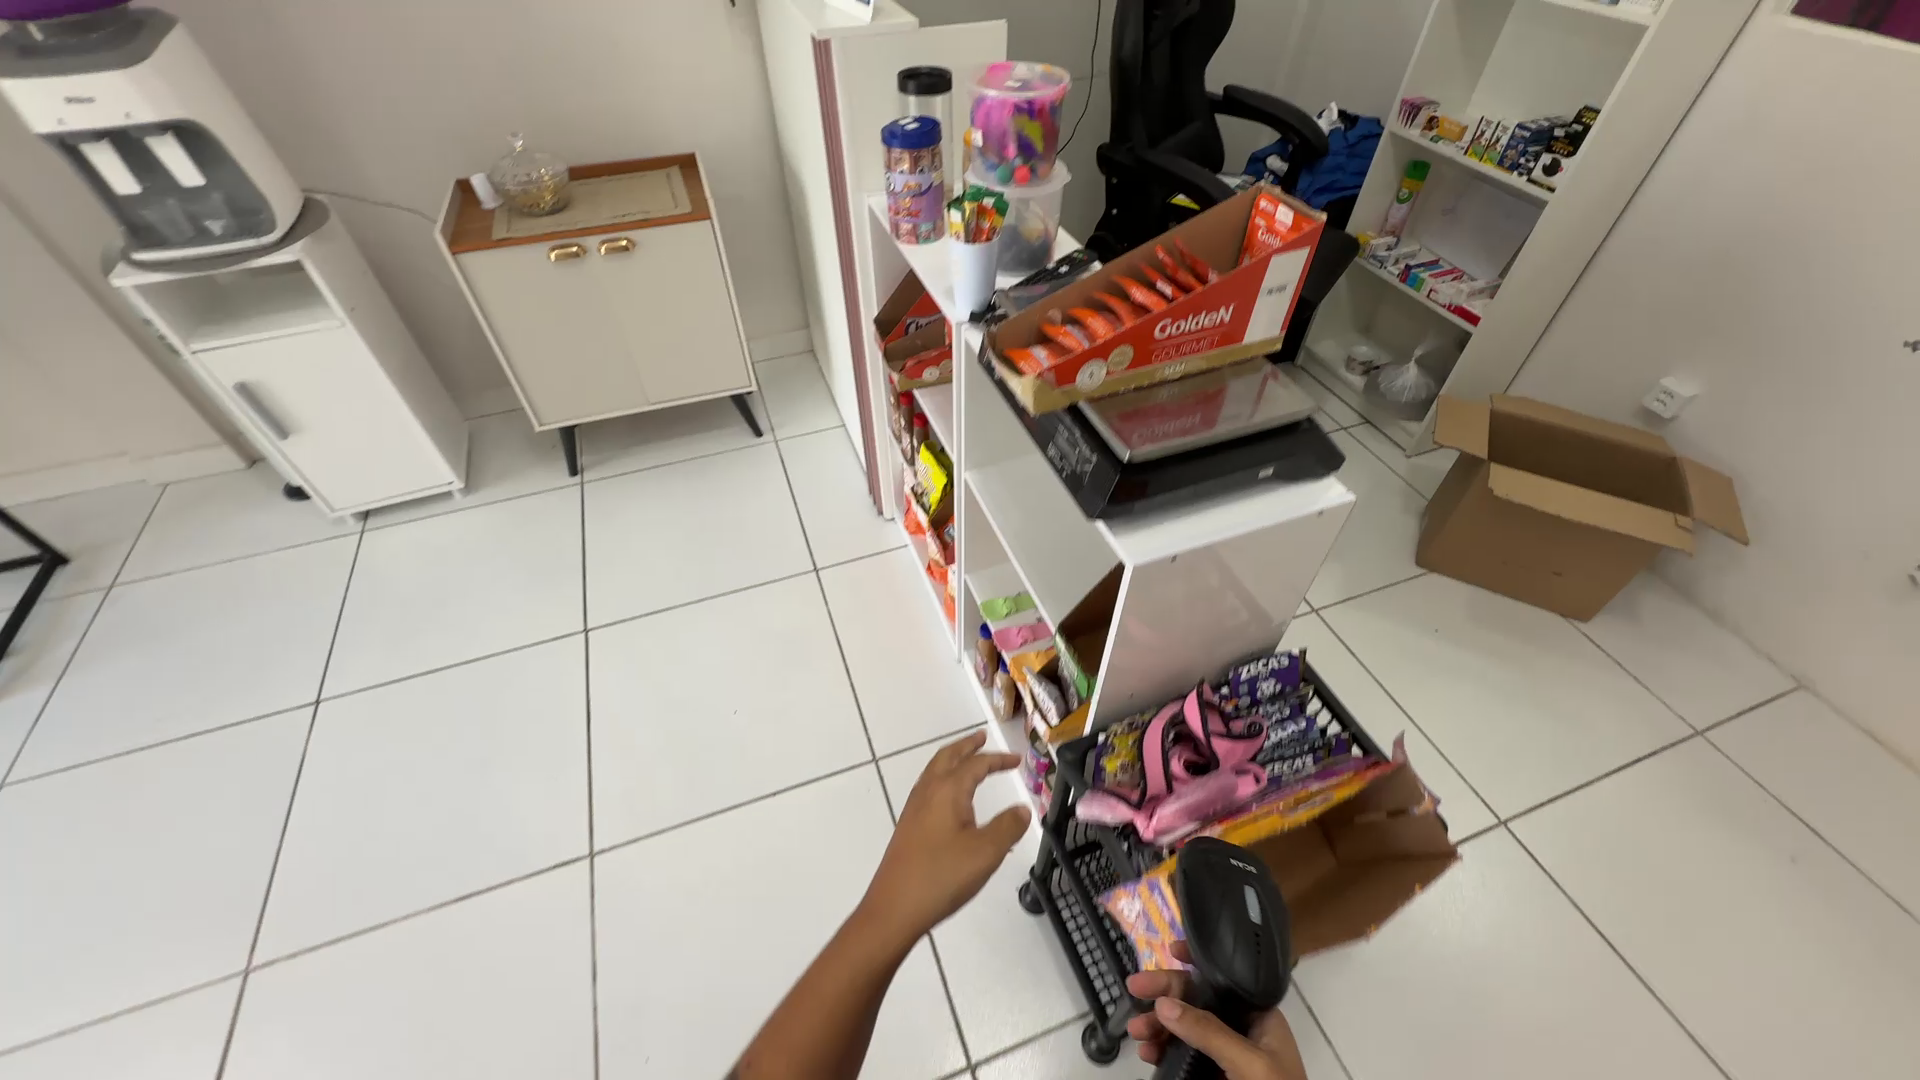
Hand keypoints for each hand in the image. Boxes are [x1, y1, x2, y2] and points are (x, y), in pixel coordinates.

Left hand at [859, 732, 1030, 945]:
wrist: (894, 908)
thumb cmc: (942, 876)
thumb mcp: (986, 852)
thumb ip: (1007, 826)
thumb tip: (1022, 809)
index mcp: (947, 790)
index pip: (976, 764)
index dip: (998, 760)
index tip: (1017, 760)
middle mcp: (928, 792)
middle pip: (947, 757)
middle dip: (966, 746)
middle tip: (982, 737)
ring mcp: (914, 809)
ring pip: (934, 771)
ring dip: (952, 760)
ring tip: (967, 761)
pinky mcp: (908, 827)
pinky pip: (928, 788)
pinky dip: (944, 779)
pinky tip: (950, 800)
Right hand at [1125, 942, 1307, 1079]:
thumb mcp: (1248, 1063)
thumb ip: (1208, 1031)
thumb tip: (1163, 1003)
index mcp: (1258, 1016)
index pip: (1225, 977)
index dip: (1198, 960)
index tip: (1170, 948)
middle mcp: (1241, 1029)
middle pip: (1196, 1000)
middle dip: (1164, 995)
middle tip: (1132, 989)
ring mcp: (1226, 1054)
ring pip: (1184, 1028)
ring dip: (1158, 1026)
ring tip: (1135, 1032)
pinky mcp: (1213, 1076)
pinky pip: (1183, 1055)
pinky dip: (1164, 1051)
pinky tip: (1148, 1053)